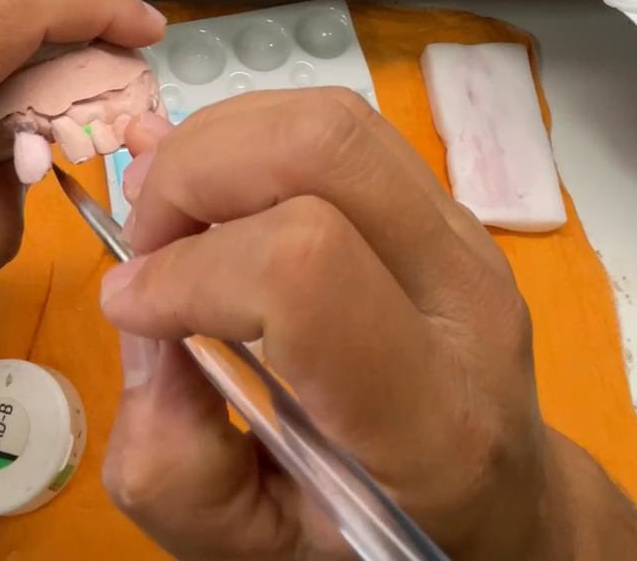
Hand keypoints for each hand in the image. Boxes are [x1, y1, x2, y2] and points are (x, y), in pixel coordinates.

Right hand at [98, 89, 575, 559]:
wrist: (504, 492)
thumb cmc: (383, 532)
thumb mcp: (259, 544)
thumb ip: (175, 464)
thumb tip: (141, 316)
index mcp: (432, 414)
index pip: (306, 268)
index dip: (193, 269)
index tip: (132, 305)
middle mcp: (462, 293)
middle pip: (323, 149)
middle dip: (196, 171)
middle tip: (147, 240)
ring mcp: (462, 230)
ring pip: (328, 118)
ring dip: (216, 143)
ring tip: (170, 208)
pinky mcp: (442, 198)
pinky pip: (337, 123)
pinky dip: (249, 134)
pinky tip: (211, 184)